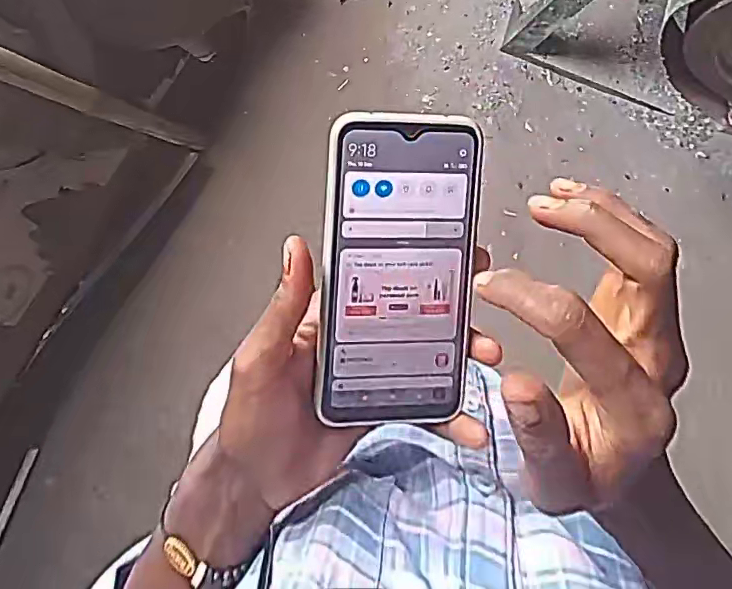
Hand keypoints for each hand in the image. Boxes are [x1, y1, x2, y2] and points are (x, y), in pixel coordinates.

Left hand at [216, 235, 500, 510]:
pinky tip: (467, 424)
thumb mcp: (260, 354)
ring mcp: (369, 375)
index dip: (407, 263)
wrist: (253, 481)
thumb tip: (296, 250)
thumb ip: (283, 305)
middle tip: (478, 302)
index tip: (444, 252)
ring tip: (484, 358)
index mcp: (324, 319)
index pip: (370, 280)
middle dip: (448, 308)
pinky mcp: (378, 409)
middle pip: (408, 315)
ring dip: (457, 357)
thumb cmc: (247, 413)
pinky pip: (419, 406)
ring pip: (423, 358)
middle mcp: (351, 340)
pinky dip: (446, 416)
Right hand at [475, 178, 687, 513]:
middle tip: (541, 208)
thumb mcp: (553, 479)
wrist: (628, 474)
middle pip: (650, 268)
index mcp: (634, 403)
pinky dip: (610, 214)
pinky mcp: (649, 308)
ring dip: (605, 210)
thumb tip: (517, 385)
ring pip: (654, 249)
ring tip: (556, 194)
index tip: (489, 286)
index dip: (528, 298)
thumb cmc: (587, 473)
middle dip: (593, 225)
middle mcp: (658, 357)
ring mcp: (659, 329)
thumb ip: (538, 435)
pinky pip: (644, 248)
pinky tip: (575, 200)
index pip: (581, 328)